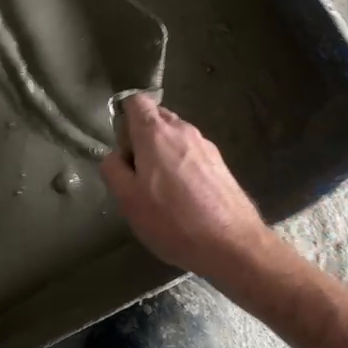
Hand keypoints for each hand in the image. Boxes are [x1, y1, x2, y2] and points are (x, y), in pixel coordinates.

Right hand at [100, 94, 277, 278]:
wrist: (234, 246)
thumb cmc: (174, 221)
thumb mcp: (128, 200)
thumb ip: (112, 169)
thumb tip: (115, 156)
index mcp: (155, 132)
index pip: (135, 101)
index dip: (124, 119)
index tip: (125, 150)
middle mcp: (182, 129)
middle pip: (156, 118)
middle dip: (143, 138)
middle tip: (140, 174)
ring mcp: (205, 145)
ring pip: (175, 137)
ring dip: (164, 153)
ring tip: (164, 191)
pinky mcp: (221, 164)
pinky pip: (192, 153)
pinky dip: (183, 166)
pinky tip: (186, 199)